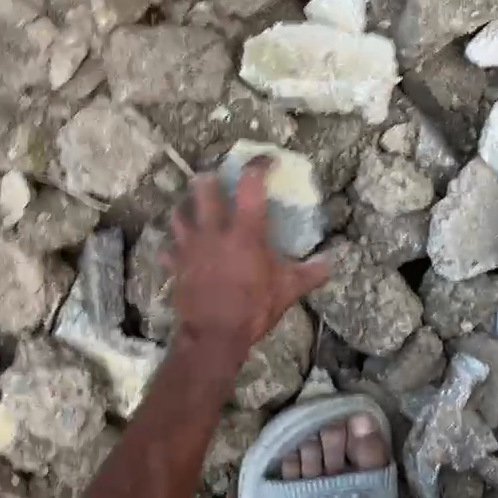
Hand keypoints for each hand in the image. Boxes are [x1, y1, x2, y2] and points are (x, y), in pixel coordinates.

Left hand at [165, 159, 328, 352]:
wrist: (214, 336)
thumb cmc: (253, 309)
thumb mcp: (287, 291)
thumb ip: (310, 273)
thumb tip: (331, 262)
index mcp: (244, 232)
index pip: (250, 183)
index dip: (258, 165)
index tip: (267, 161)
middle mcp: (213, 231)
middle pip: (202, 187)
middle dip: (209, 179)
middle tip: (217, 182)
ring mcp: (189, 246)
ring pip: (178, 212)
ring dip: (186, 207)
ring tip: (194, 209)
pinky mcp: (174, 264)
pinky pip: (166, 247)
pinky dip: (171, 244)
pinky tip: (178, 248)